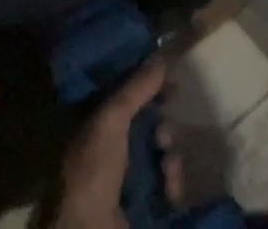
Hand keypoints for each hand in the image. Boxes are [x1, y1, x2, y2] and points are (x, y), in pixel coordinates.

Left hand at [53, 58, 185, 228]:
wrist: (93, 228)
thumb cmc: (96, 169)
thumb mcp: (112, 121)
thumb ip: (135, 89)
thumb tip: (162, 56)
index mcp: (99, 125)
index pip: (129, 96)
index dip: (150, 87)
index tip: (172, 80)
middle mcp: (114, 148)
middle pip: (151, 125)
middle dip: (164, 126)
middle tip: (165, 136)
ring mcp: (131, 177)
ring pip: (164, 153)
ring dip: (172, 157)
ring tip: (168, 166)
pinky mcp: (147, 201)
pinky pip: (170, 182)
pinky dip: (174, 183)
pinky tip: (171, 190)